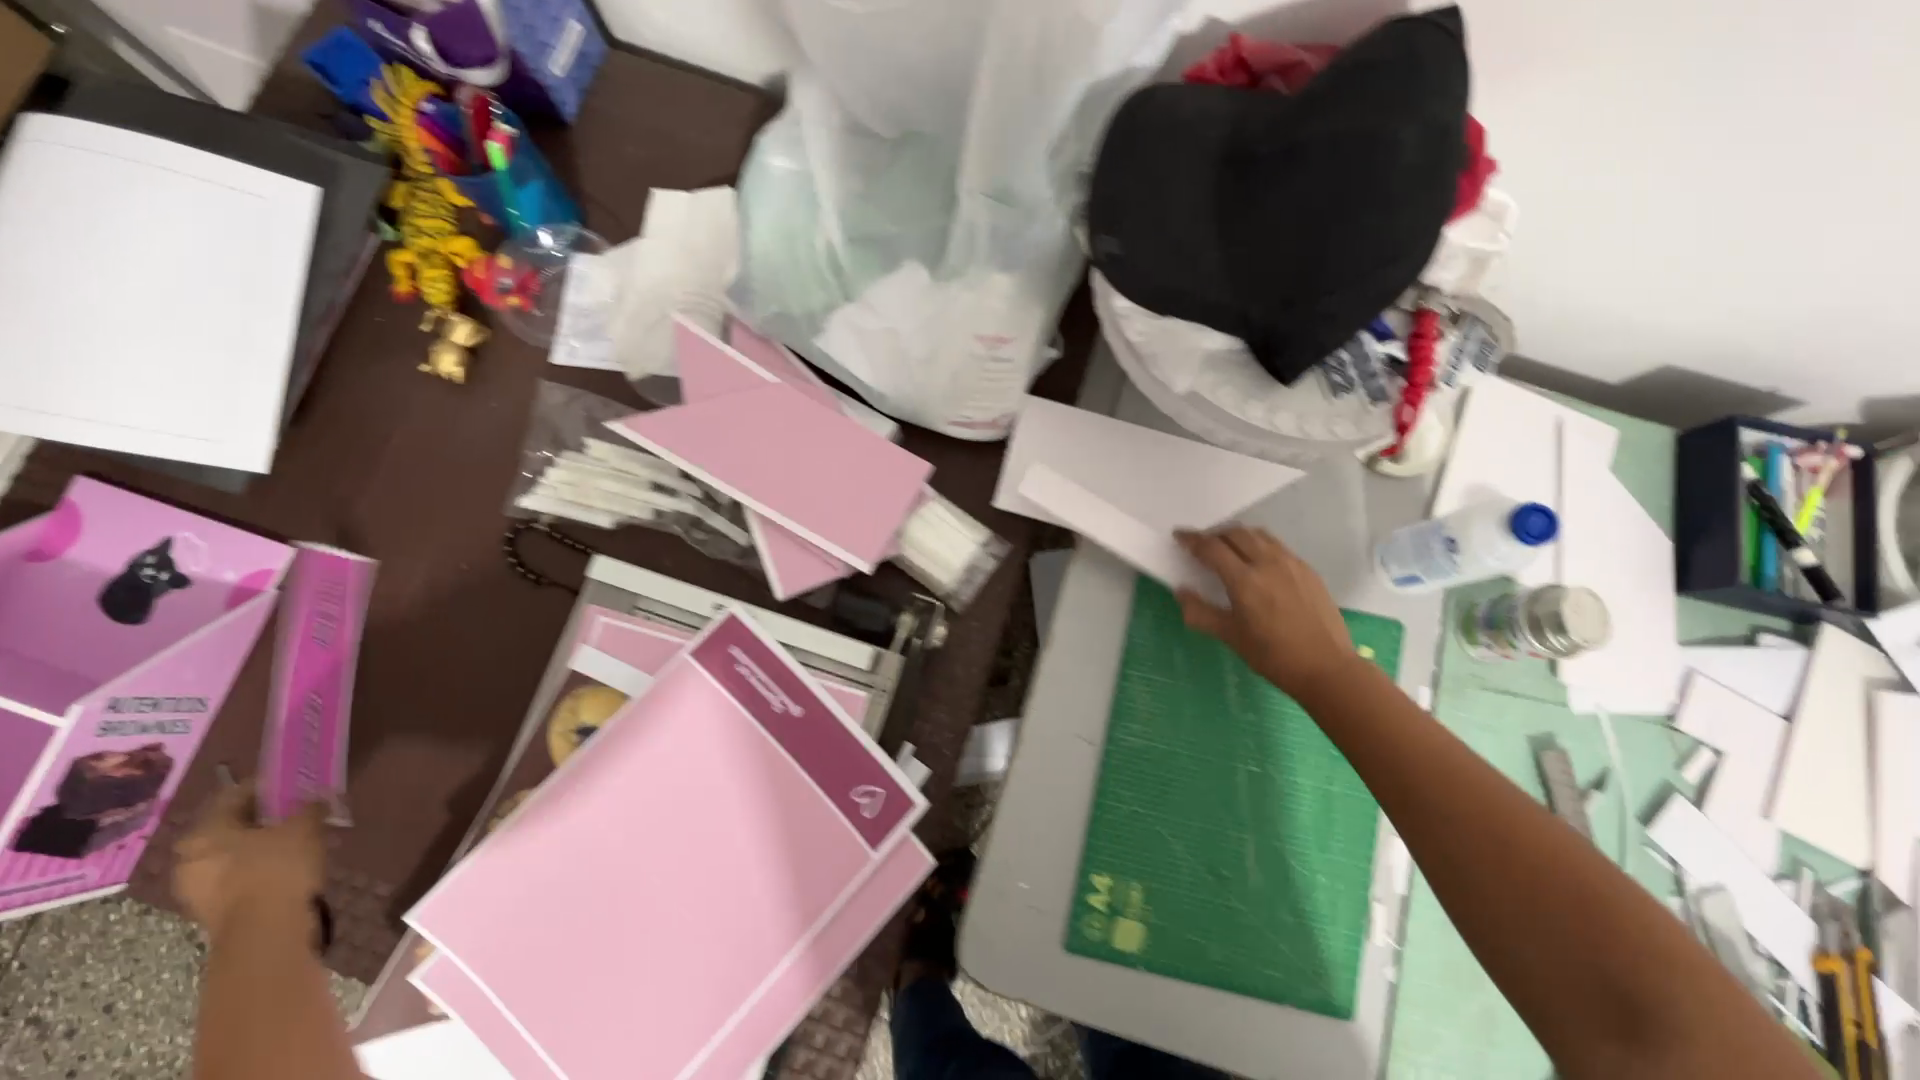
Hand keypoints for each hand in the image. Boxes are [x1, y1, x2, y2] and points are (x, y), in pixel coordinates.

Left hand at [173, 781, 324, 938]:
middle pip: (230, 827)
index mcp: (203, 831)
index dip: (268, 785)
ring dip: (259, 846)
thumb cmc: (278, 869)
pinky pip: (235, 878)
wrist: (266, 932)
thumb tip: (314, 799)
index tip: (293, 784)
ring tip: (294, 842)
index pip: (235, 795)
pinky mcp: (210, 912)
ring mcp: (195, 889)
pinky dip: (256, 869)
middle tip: (294, 814)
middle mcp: (189, 857)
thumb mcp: (304, 828)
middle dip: (262, 819)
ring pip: (231, 854)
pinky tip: (285, 868)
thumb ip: (309, 808)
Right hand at [1175, 526, 1361, 697]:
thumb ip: (1200, 612)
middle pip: (1235, 533)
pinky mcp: (1307, 569)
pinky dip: (1259, 544)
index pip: (1211, 548)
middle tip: (1202, 545)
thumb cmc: (1272, 656)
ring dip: (1238, 535)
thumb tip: (1181, 591)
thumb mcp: (1230, 637)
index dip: (1192, 539)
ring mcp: (1291, 563)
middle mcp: (1267, 562)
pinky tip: (1258, 562)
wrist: (1325, 666)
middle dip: (1214, 534)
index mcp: (1244, 580)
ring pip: (1258, 535)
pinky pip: (1277, 546)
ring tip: (1228, 548)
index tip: (1179, 536)